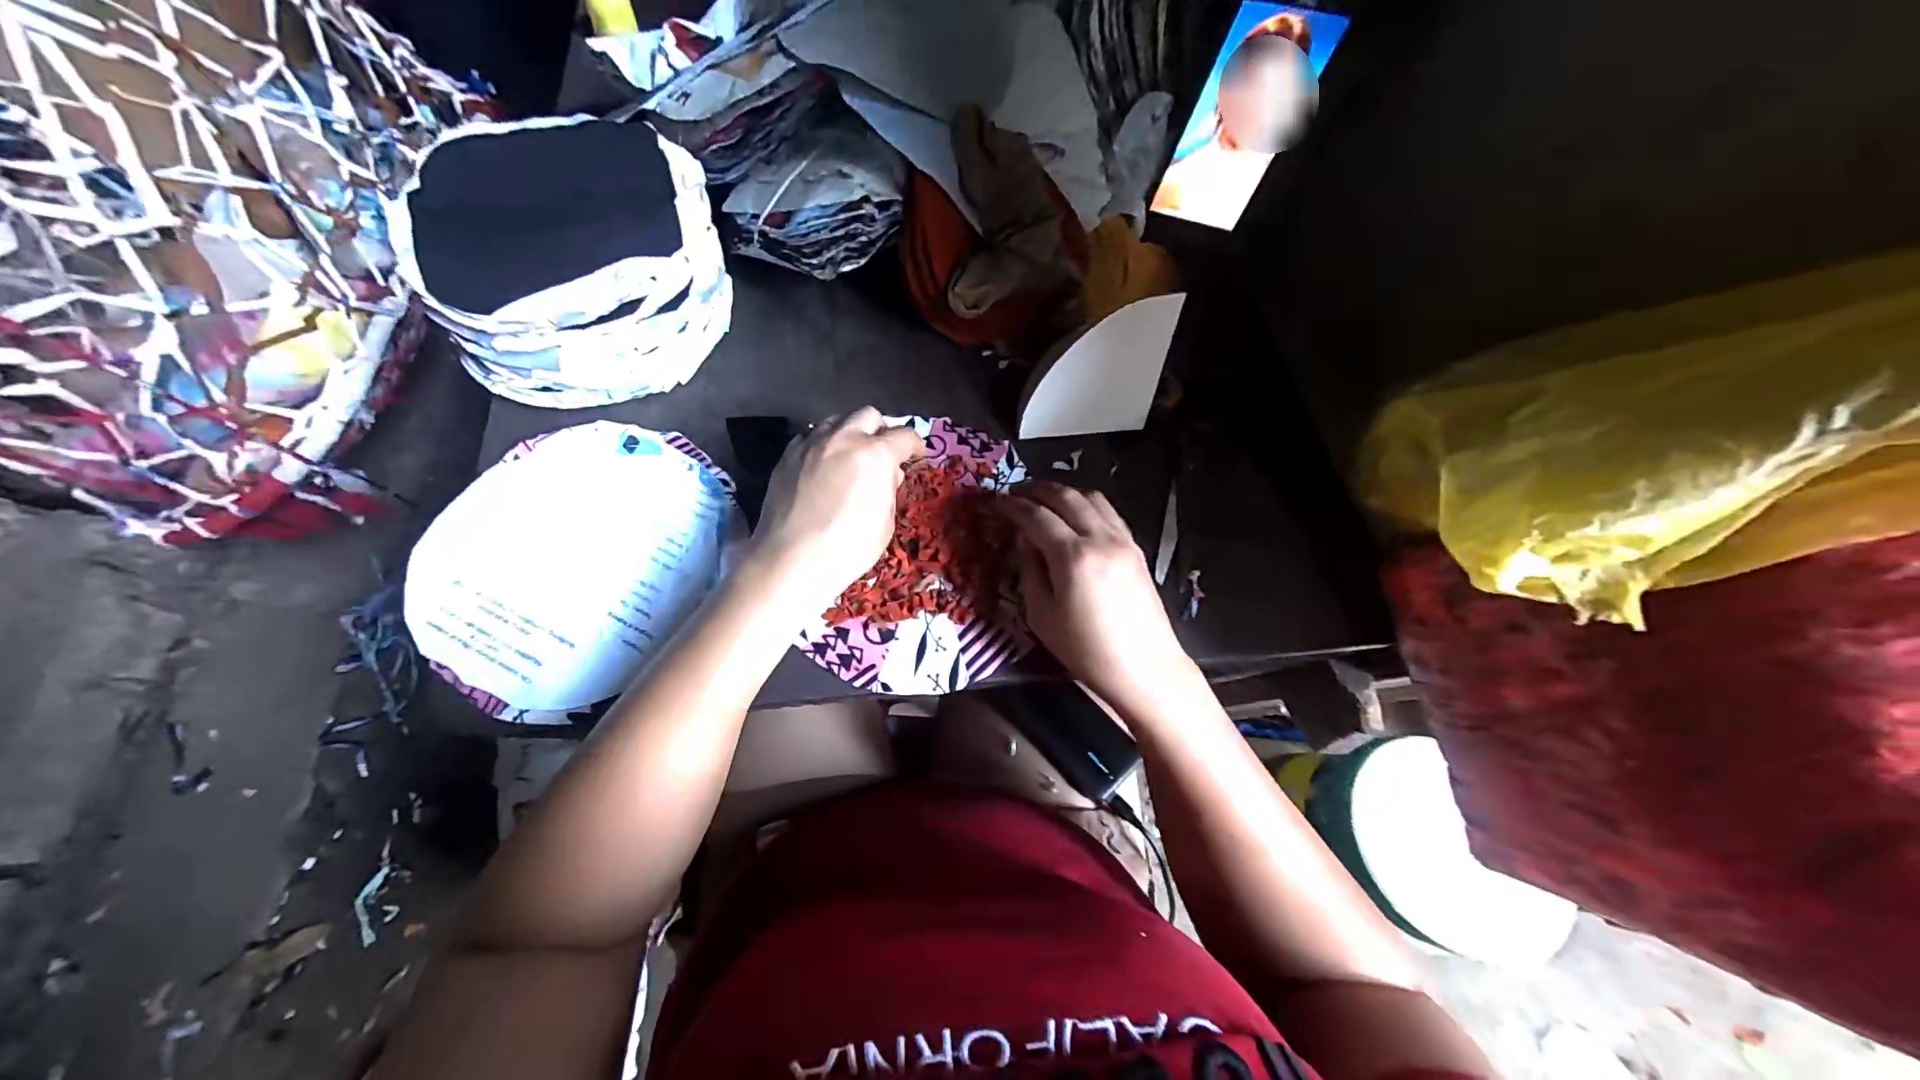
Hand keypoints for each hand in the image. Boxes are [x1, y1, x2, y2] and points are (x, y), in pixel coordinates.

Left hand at [747, 408, 922, 613]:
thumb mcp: (885, 523)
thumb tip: (887, 474)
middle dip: (880, 431)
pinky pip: (810, 437)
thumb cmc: (848, 548)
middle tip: (882, 453)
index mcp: (875, 454)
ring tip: (850, 456)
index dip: (914, 446)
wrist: (792, 560)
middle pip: (869, 415)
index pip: (905, 435)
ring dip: (850, 433)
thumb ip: (888, 490)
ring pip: (837, 420)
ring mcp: (811, 444)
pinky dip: (823, 445)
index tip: (915, 456)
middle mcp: (843, 438)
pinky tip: (822, 466)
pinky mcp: (787, 456)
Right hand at [1001, 483, 1194, 713]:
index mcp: (1072, 557)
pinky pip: (1108, 512)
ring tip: (1042, 499)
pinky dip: (1086, 504)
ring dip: (1063, 492)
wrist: (1144, 667)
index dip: (1011, 505)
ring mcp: (1122, 540)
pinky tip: (1074, 515)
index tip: (994, 501)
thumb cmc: (1085, 650)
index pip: (1036, 516)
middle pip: (1065, 496)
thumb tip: (1025, 541)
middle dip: (1036, 489)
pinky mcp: (1135, 548)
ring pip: (1091, 497)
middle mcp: (1099, 538)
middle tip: (1015, 493)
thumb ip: (1030, 571)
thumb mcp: (1042, 616)